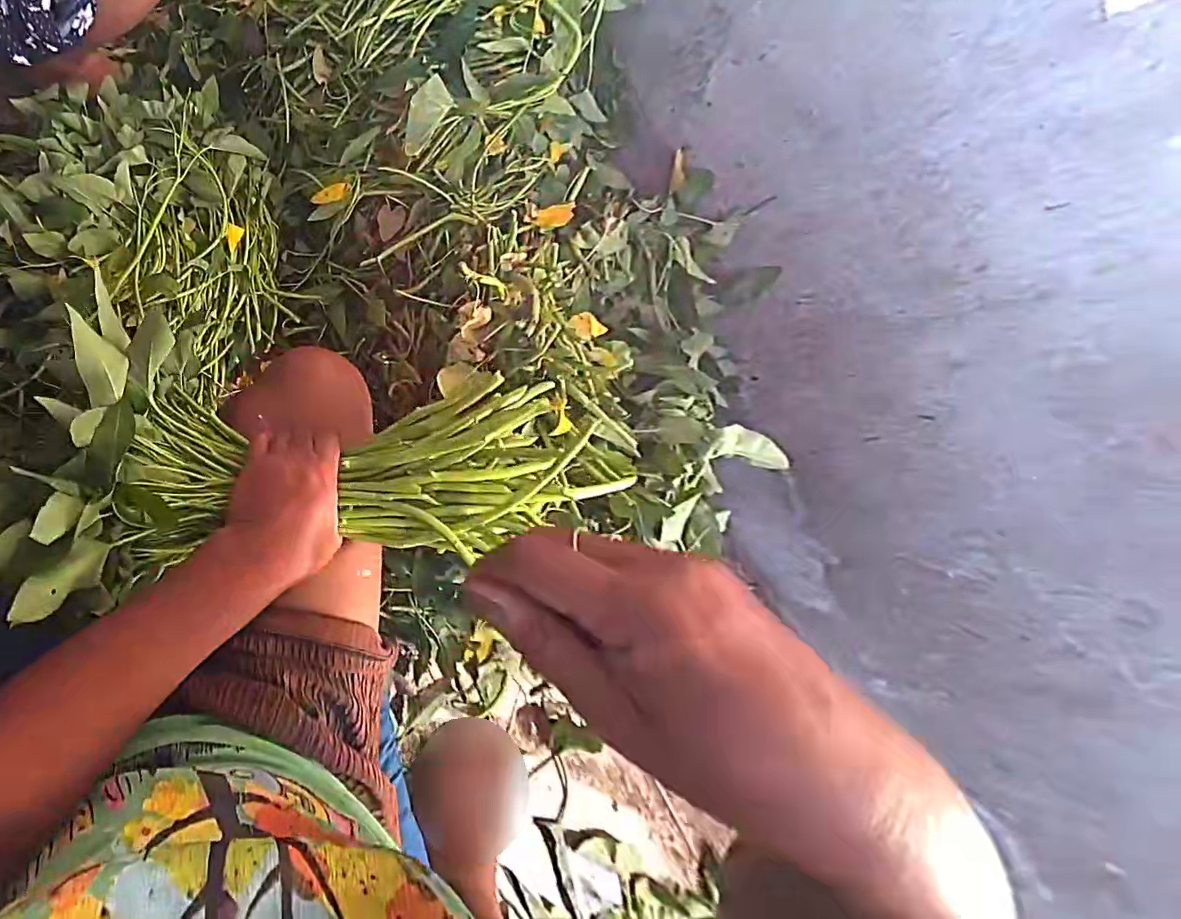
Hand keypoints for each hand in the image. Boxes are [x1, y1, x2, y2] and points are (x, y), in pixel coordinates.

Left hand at [221, 429, 342, 585]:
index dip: (327, 442)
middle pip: (305, 432)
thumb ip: (338, 524)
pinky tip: (265, 450)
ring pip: (283, 433)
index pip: (330, 439)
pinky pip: (260, 439)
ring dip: (285, 439)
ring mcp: (275, 459)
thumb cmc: (300, 550)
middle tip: (303, 452)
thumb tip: (347, 530)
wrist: (261, 550)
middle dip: (305, 439)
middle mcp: (300, 460)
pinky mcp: (253, 464)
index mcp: (324, 474)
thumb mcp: (332, 540)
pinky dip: (264, 440)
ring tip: (284, 450)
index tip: (325, 450)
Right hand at [465, 529, 1012, 918]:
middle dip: (524, 575)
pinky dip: (597, 584)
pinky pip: (626, 561)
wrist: (855, 786)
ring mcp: (694, 564)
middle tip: (520, 629)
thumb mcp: (616, 715)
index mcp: (644, 605)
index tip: (474, 601)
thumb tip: (481, 591)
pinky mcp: (708, 573)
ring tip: (573, 640)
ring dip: (560, 579)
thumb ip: (544, 641)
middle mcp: (668, 565)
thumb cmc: (725, 767)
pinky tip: (615, 634)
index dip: (492, 571)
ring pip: (590, 548)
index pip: (535, 555)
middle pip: (559, 543)